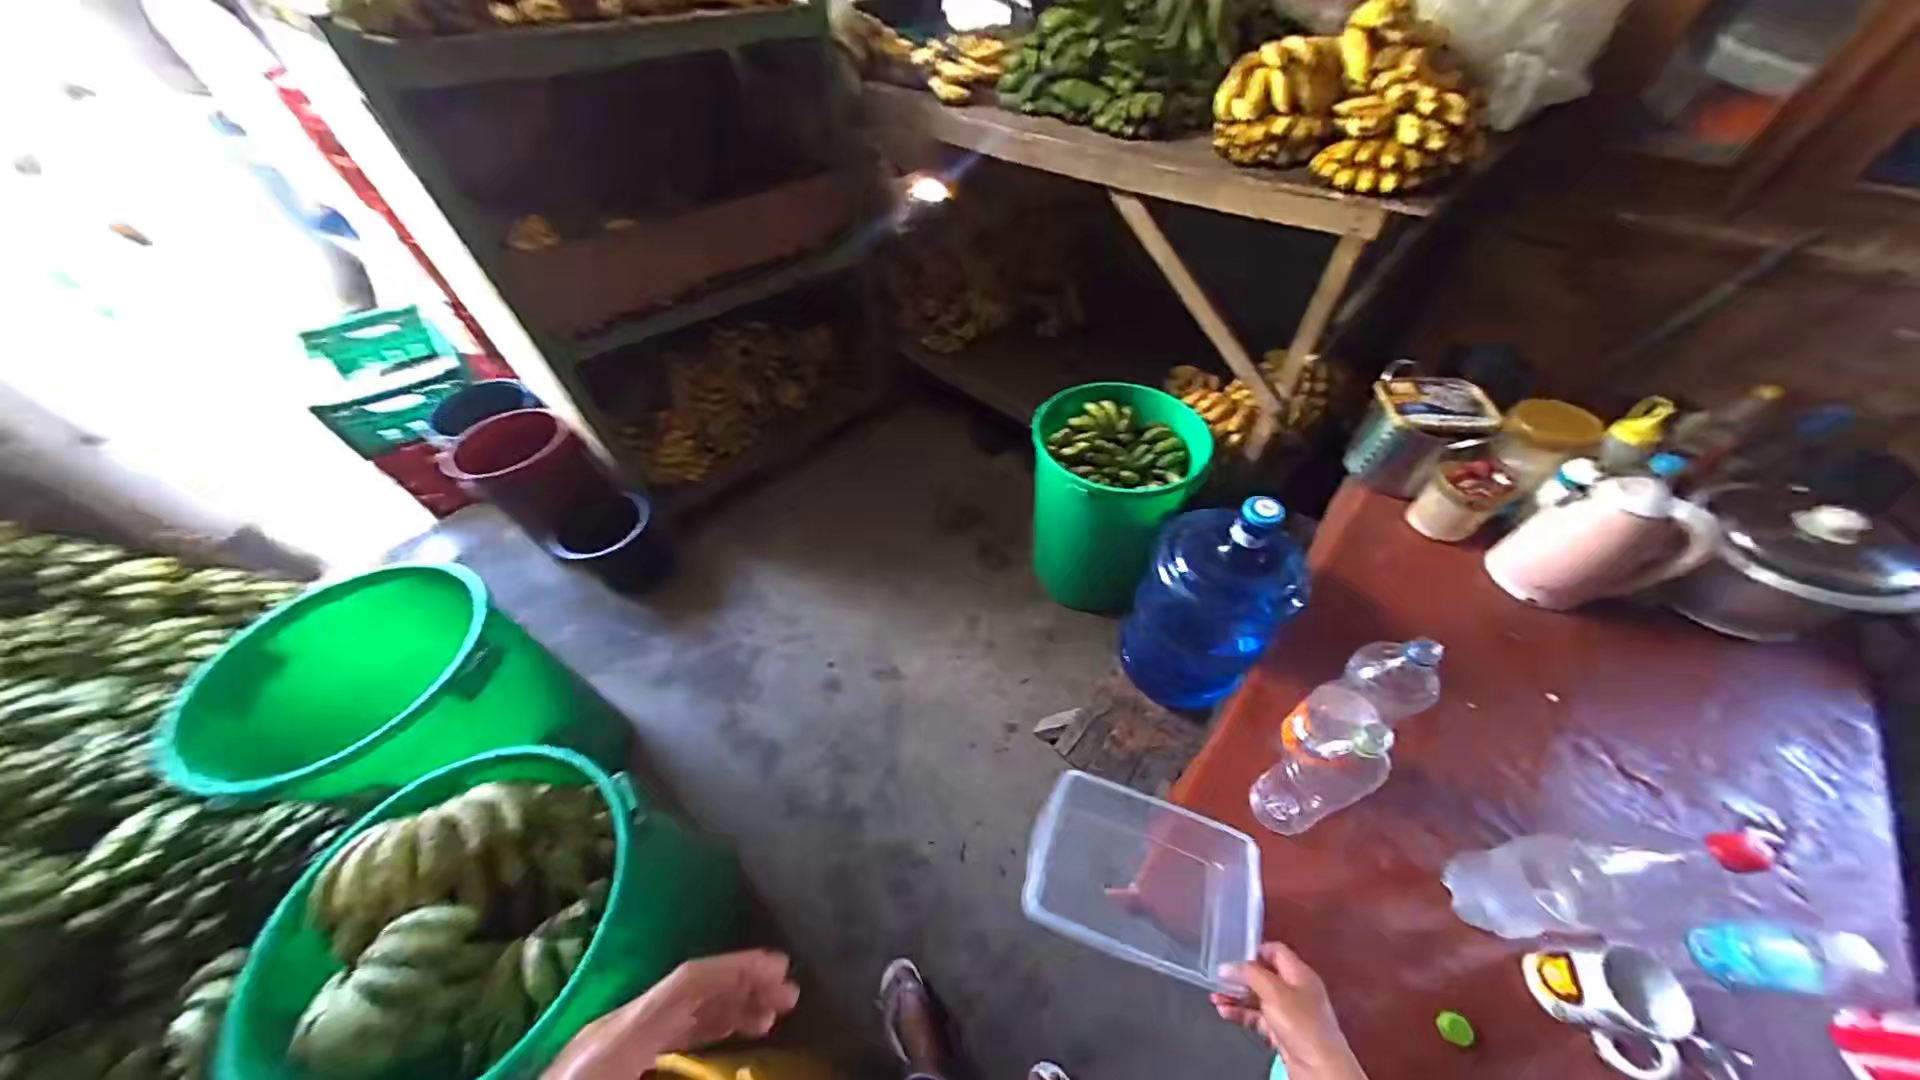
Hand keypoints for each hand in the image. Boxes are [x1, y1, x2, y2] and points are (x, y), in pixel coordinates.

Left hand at [543, 950, 800, 1079]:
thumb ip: (681, 1064)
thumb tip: (739, 1068)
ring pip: (683, 1009)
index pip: (687, 982)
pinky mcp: (612, 1061)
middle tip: (789, 993)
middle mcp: (615, 1027)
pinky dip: (706, 1026)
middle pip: (689, 989)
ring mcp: (611, 1043)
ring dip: (730, 1004)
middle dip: (742, 985)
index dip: (737, 969)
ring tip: (772, 1013)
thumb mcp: (620, 1078)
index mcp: (617, 1036)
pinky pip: (669, 1031)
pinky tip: (732, 1031)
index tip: (779, 969)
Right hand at [1211, 942, 1364, 1079]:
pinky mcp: (1282, 1033)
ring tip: (1215, 997)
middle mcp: (1295, 990)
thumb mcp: (1273, 990)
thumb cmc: (1301, 1024)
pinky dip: (1241, 1014)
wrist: (1321, 1071)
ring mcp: (1289, 1013)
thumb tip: (1225, 967)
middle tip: (1219, 977)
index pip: (1274, 950)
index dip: (1254, 949)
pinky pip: (1257, 1017)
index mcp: (1299, 974)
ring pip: (1257, 997)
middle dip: (1239, 976)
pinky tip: (1224, 1012)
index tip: (1231, 952)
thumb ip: (1248, 973)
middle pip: (1263, 974)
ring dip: (1236, 996)